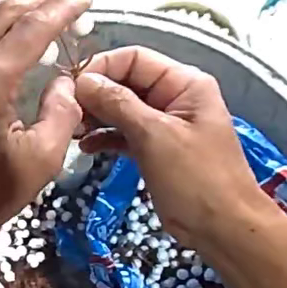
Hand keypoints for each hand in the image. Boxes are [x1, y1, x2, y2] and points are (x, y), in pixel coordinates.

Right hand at [72, 46, 261, 248]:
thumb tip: (83, 81)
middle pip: (125, 83)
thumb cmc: (196, 179)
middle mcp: (172, 98)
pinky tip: (86, 148)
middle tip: (66, 114)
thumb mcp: (155, 136)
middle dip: (94, 95)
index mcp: (184, 83)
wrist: (221, 228)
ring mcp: (162, 125)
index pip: (134, 59)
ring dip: (95, 118)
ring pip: (120, 109)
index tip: (70, 88)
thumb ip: (118, 104)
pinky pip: (123, 134)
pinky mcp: (153, 150)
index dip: (101, 68)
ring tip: (71, 132)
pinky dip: (104, 138)